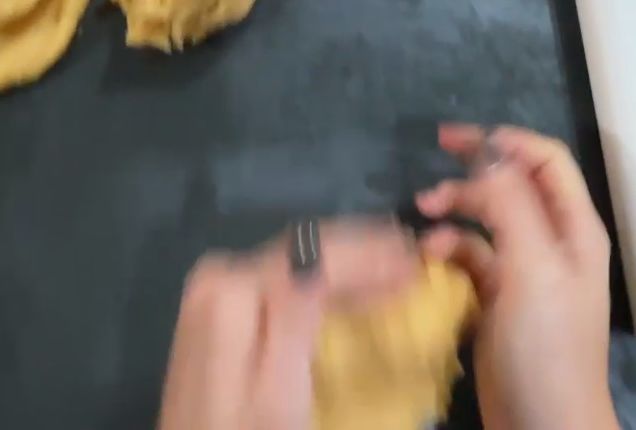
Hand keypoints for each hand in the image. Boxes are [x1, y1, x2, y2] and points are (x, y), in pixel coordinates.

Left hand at [156, 218, 419, 429]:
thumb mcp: (277, 390)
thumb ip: (295, 312)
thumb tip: (325, 250)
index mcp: (233, 286)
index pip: (315, 250)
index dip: (367, 251)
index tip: (414, 261)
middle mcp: (222, 270)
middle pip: (308, 246)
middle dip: (363, 248)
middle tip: (414, 256)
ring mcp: (221, 283)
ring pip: (301, 255)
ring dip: (350, 258)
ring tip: (398, 262)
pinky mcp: (226, 300)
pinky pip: (287, 274)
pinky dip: (326, 275)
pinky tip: (358, 282)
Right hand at [417, 124, 616, 429]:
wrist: (543, 428)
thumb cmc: (546, 344)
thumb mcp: (532, 267)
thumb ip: (511, 203)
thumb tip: (487, 152)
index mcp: (572, 226)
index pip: (546, 159)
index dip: (507, 140)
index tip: (463, 138)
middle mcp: (551, 239)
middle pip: (512, 182)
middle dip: (474, 168)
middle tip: (436, 153)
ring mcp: (524, 268)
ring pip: (486, 216)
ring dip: (455, 208)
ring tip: (423, 210)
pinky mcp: (498, 295)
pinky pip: (470, 254)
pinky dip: (449, 248)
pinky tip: (430, 257)